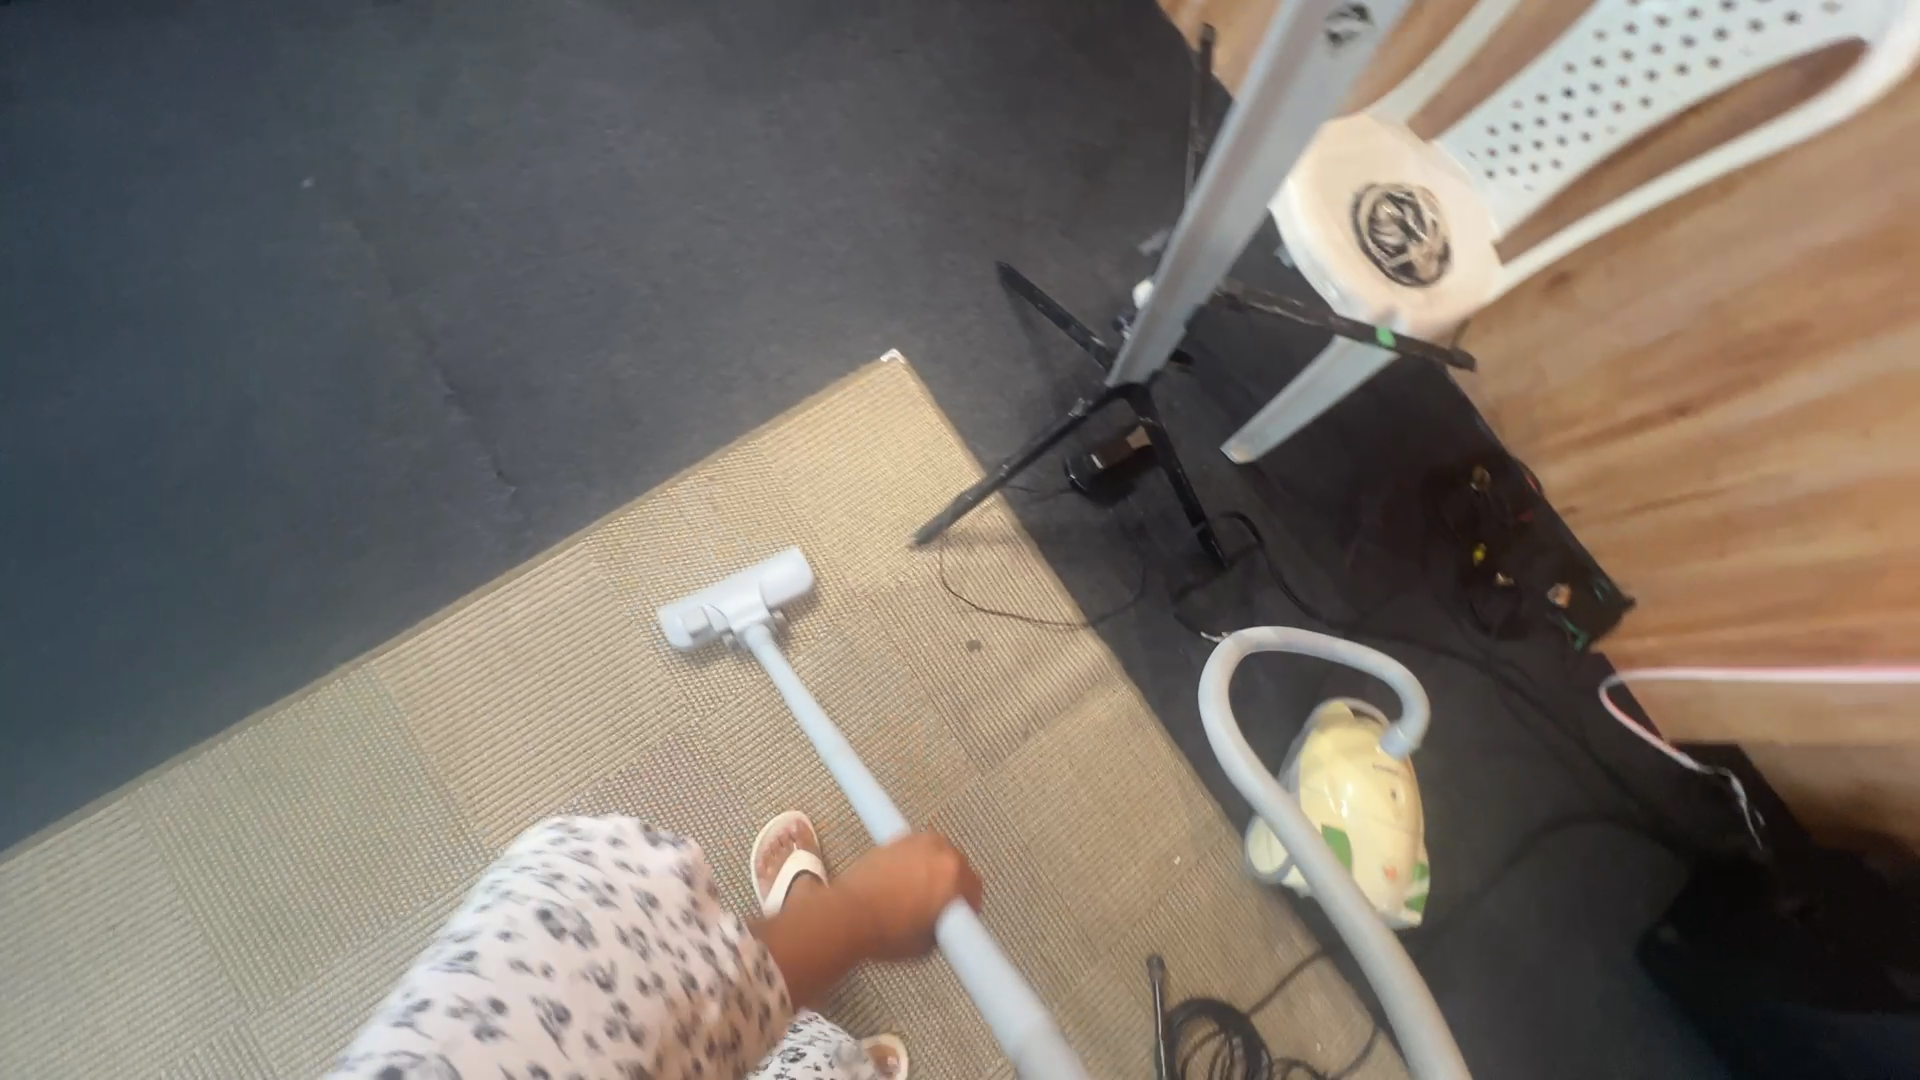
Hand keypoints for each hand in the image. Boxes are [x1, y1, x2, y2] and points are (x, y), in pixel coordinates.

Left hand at [834, 831, 983, 959]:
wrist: (850, 914)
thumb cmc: (886, 931)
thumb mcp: (927, 945)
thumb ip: (945, 929)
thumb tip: (943, 925)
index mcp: (954, 875)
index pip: (975, 888)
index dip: (968, 906)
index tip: (959, 917)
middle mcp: (940, 850)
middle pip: (958, 865)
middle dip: (951, 884)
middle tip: (937, 906)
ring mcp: (917, 840)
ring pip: (937, 852)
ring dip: (934, 868)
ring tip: (918, 891)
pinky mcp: (897, 837)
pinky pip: (916, 848)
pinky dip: (914, 860)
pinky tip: (902, 879)